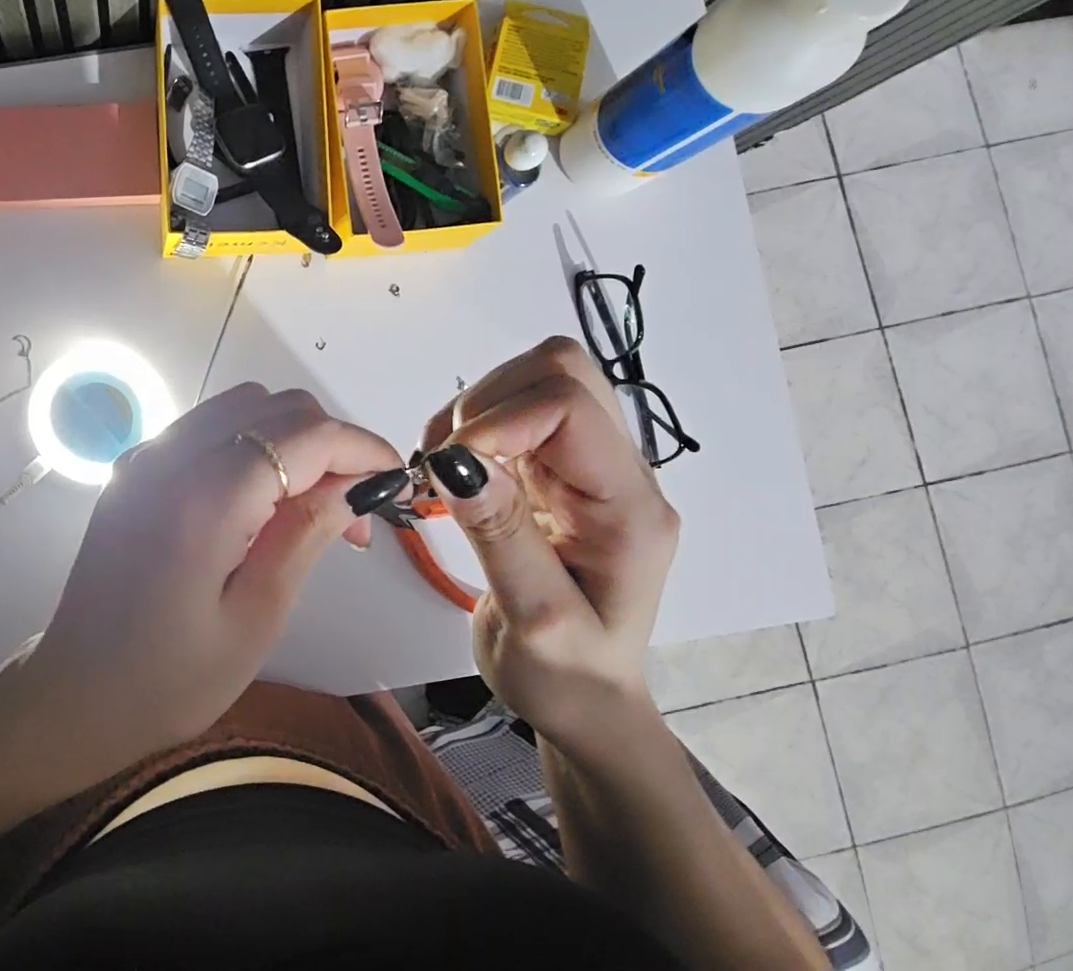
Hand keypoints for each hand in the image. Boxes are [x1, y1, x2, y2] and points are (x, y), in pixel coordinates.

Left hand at [14, 384, 399, 770]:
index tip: (395, 482)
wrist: (74, 695)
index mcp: (203, 498)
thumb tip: (355, 482)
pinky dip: (247, 445)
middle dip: (328, 443)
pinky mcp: (131, 473)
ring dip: (289, 440)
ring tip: (309, 508)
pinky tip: (258, 501)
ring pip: (239, 408)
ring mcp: (143, 460)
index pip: (304, 433)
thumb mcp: (255, 617)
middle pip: (273, 407)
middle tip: (352, 513)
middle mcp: (168, 458)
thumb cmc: (170, 680)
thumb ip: (305, 533)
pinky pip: (204, 430)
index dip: (361, 447)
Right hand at [421, 337, 678, 748]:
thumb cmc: (565, 677)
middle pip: (560, 370)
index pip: (570, 406)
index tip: (448, 469)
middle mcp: (616, 474)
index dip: (498, 419)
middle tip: (446, 462)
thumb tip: (455, 460)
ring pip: (532, 384)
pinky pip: (510, 417)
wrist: (583, 701)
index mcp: (628, 508)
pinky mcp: (552, 476)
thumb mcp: (535, 619)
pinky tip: (451, 474)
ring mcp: (584, 471)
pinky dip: (467, 430)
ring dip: (473, 414)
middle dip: (486, 403)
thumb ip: (500, 534)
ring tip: (444, 472)